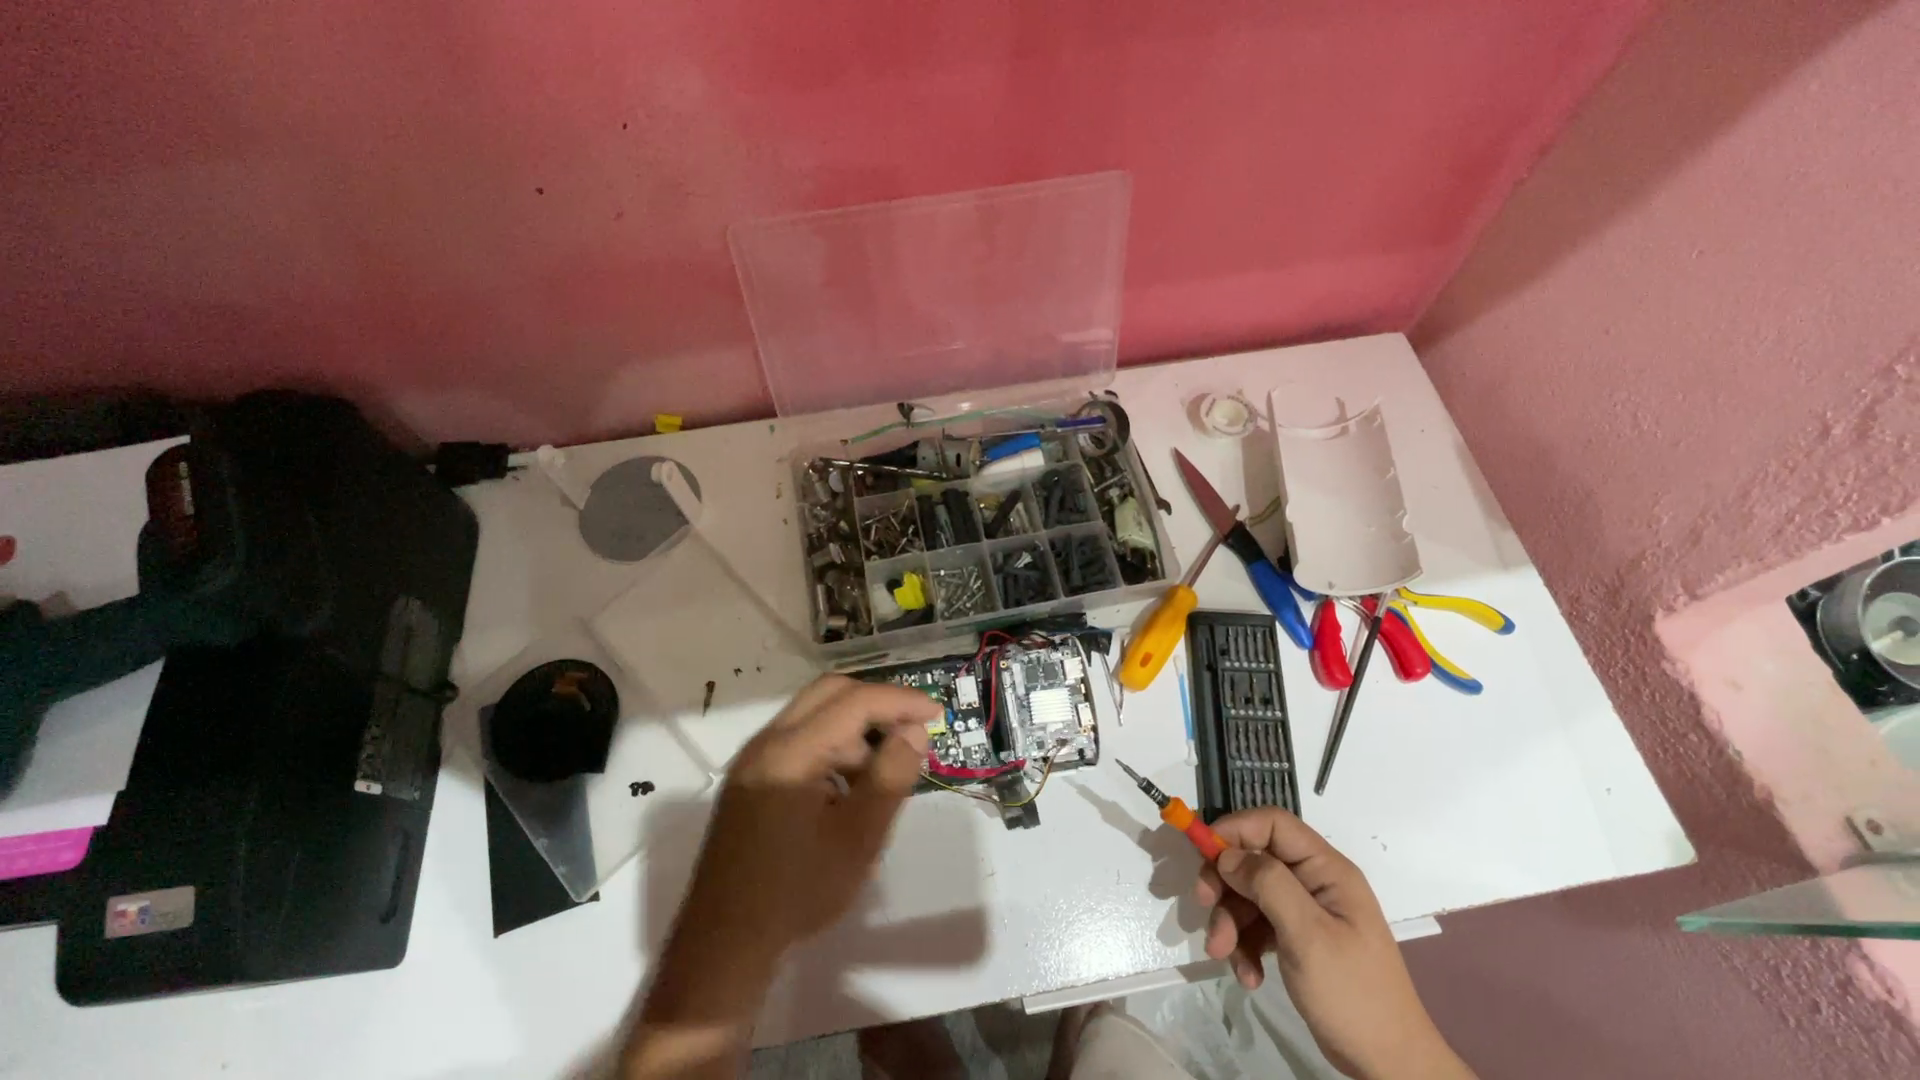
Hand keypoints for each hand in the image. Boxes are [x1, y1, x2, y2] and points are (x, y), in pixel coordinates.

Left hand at [678, 674, 935, 951]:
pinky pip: (798, 742)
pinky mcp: (750, 780)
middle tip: (912, 731)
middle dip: (876, 705)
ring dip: (854, 731)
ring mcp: (753, 760)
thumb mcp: (858, 837)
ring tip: (882, 777)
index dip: (900, 701)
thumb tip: (914, 731)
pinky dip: (831, 749)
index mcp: (791, 751)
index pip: (854, 702)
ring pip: (813, 717)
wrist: (725, 941)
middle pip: (829, 693)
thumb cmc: (798, 890)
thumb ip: (890, 777)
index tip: (938, 714)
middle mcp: (767, 742)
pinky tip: (848, 792)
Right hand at [1193, 808, 1472, 1079]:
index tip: (1203, 853)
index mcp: (1327, 870)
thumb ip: (1268, 884)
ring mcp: (1305, 913)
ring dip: (1230, 923)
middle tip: (1204, 907)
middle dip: (1225, 884)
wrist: (1386, 1062)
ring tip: (1225, 957)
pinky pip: (1257, 928)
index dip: (1235, 830)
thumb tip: (1228, 853)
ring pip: (1249, 897)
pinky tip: (1249, 976)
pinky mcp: (1297, 940)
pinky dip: (1245, 948)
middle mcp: (1315, 883)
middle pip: (1254, 861)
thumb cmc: (1353, 993)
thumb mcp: (1308, 935)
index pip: (1273, 824)